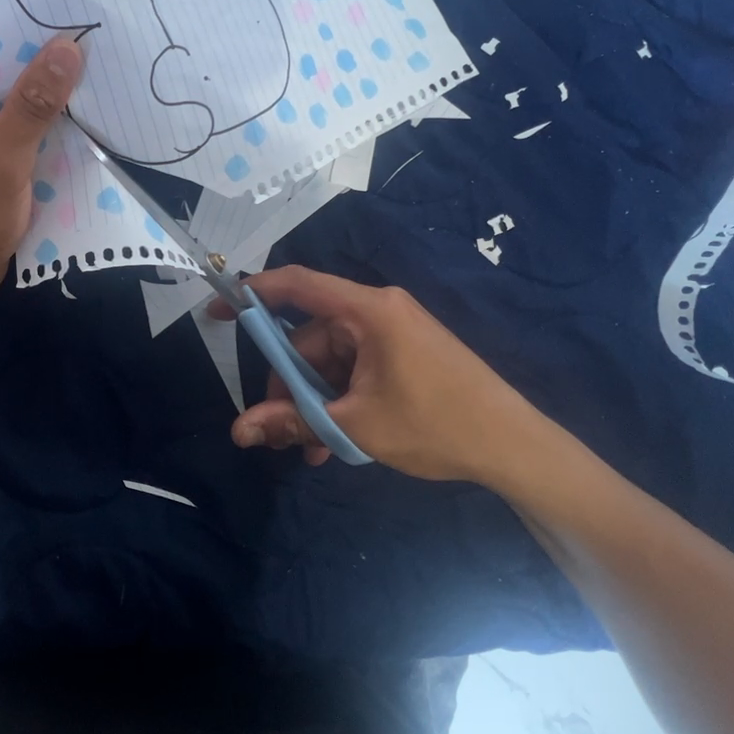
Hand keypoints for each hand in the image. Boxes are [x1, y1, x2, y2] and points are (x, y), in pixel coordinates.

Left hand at [0, 38, 81, 306]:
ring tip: (90, 59)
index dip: (11, 25)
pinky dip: (37, 118)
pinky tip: (76, 105)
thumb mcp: (2, 160)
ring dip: (39, 88)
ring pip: (3, 95)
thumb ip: (34, 103)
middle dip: (33, 57)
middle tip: (85, 29)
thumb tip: (68, 47)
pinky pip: (8, 122)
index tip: (59, 7)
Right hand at [210, 266, 541, 481]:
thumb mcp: (355, 426)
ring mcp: (392, 334)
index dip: (251, 293)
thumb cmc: (436, 424)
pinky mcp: (403, 355)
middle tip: (276, 429)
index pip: (295, 284)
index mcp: (367, 311)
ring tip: (312, 449)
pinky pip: (354, 371)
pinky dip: (339, 401)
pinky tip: (334, 442)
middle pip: (309, 338)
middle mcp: (377, 312)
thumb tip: (238, 432)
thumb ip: (291, 421)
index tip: (217, 312)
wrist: (517, 447)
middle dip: (289, 385)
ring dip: (315, 403)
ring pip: (330, 362)